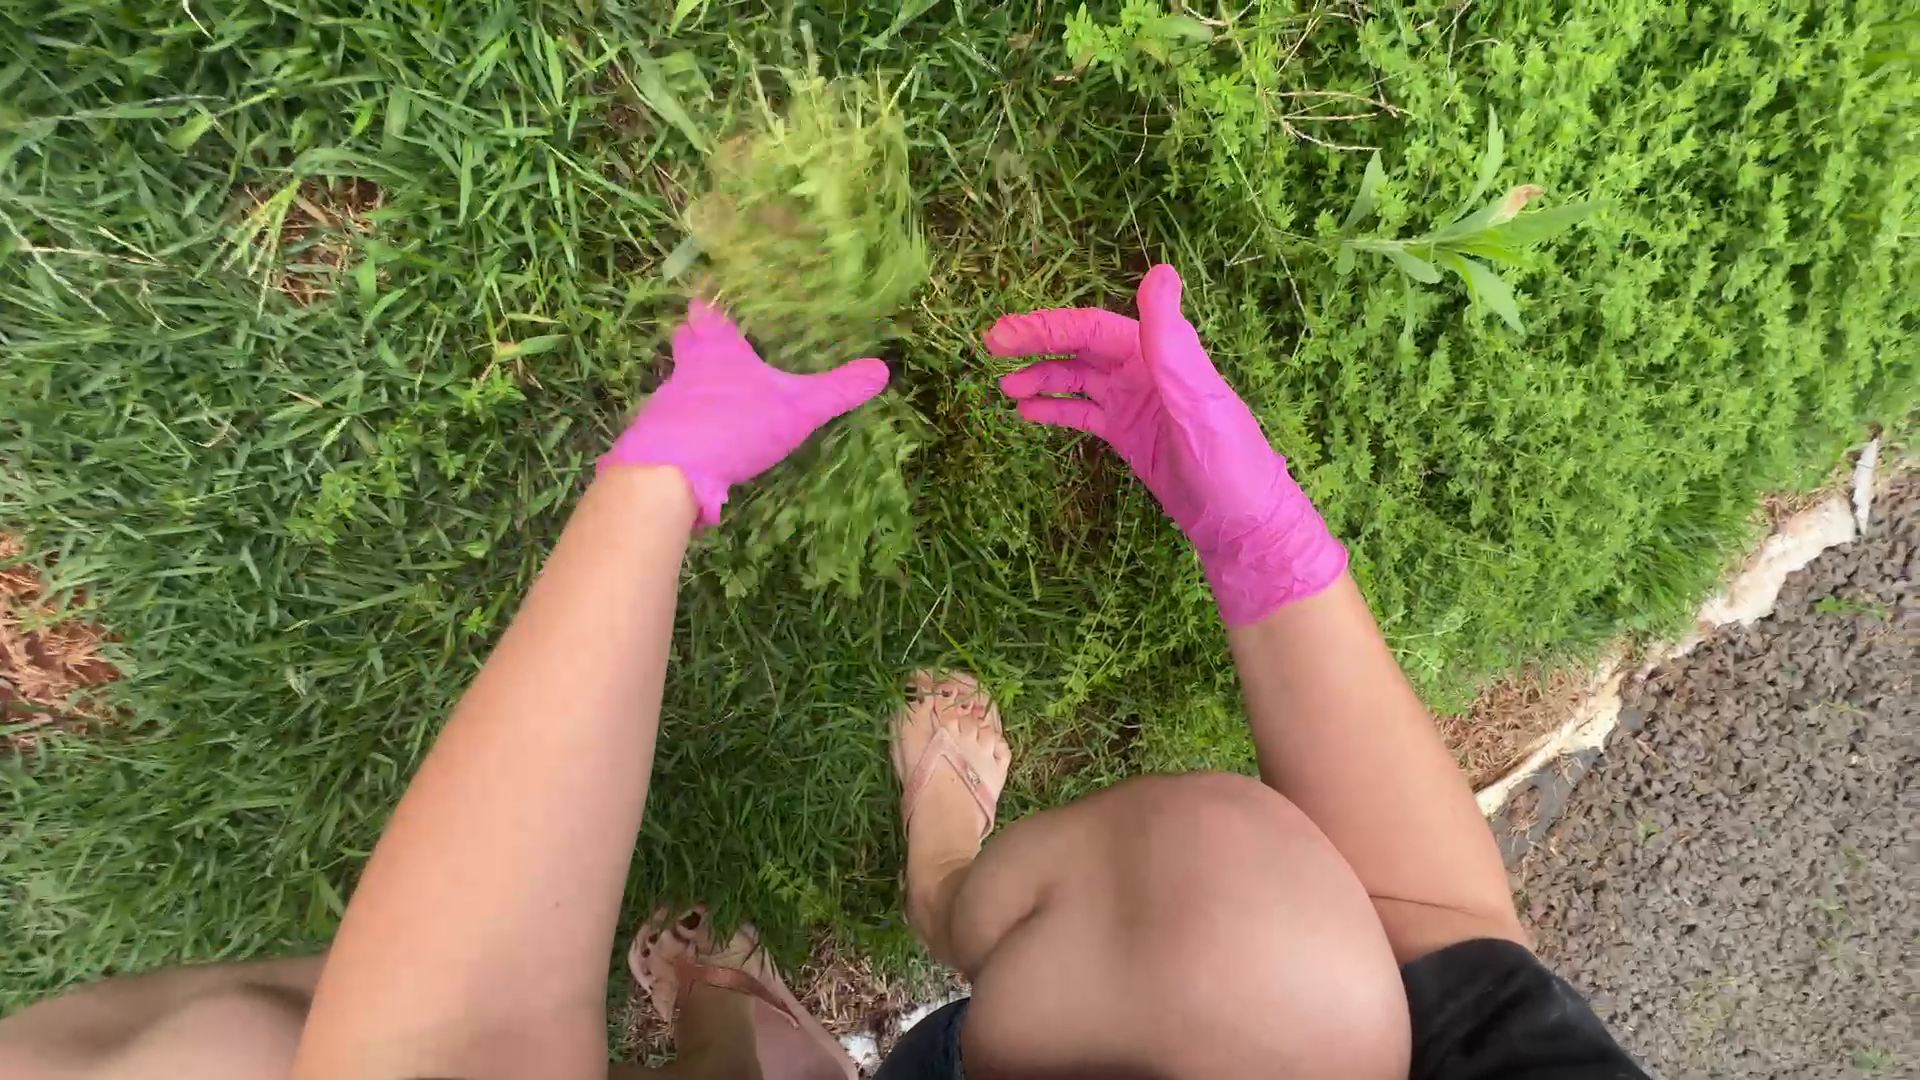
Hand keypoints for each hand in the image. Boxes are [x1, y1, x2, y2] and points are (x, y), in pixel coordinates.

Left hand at [601, 299, 889, 527]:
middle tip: (710, 340)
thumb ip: (837, 391)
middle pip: (686, 341)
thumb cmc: (738, 424)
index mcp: (720, 350)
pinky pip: (672, 421)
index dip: (713, 305)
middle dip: (696, 338)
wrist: (673, 469)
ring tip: (713, 393)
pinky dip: (686, 424)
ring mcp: (667, 401)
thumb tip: (883, 370)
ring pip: (677, 381)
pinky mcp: (656, 436)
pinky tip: (702, 439)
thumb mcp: (799, 409)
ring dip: (691, 383)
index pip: (710, 313)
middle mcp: (689, 368)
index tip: (714, 299)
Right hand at [989, 264, 1345, 623]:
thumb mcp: (1198, 401)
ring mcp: (1134, 404)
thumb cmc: (1228, 463)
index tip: (1002, 335)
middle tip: (990, 350)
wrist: (1240, 523)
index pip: (1090, 330)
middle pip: (1079, 348)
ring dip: (1041, 378)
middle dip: (1035, 346)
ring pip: (1077, 380)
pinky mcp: (1128, 435)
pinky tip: (1028, 414)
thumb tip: (1158, 271)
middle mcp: (1142, 372)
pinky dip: (1056, 410)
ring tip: (1005, 389)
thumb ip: (1173, 343)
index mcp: (1158, 355)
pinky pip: (1084, 414)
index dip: (1045, 329)